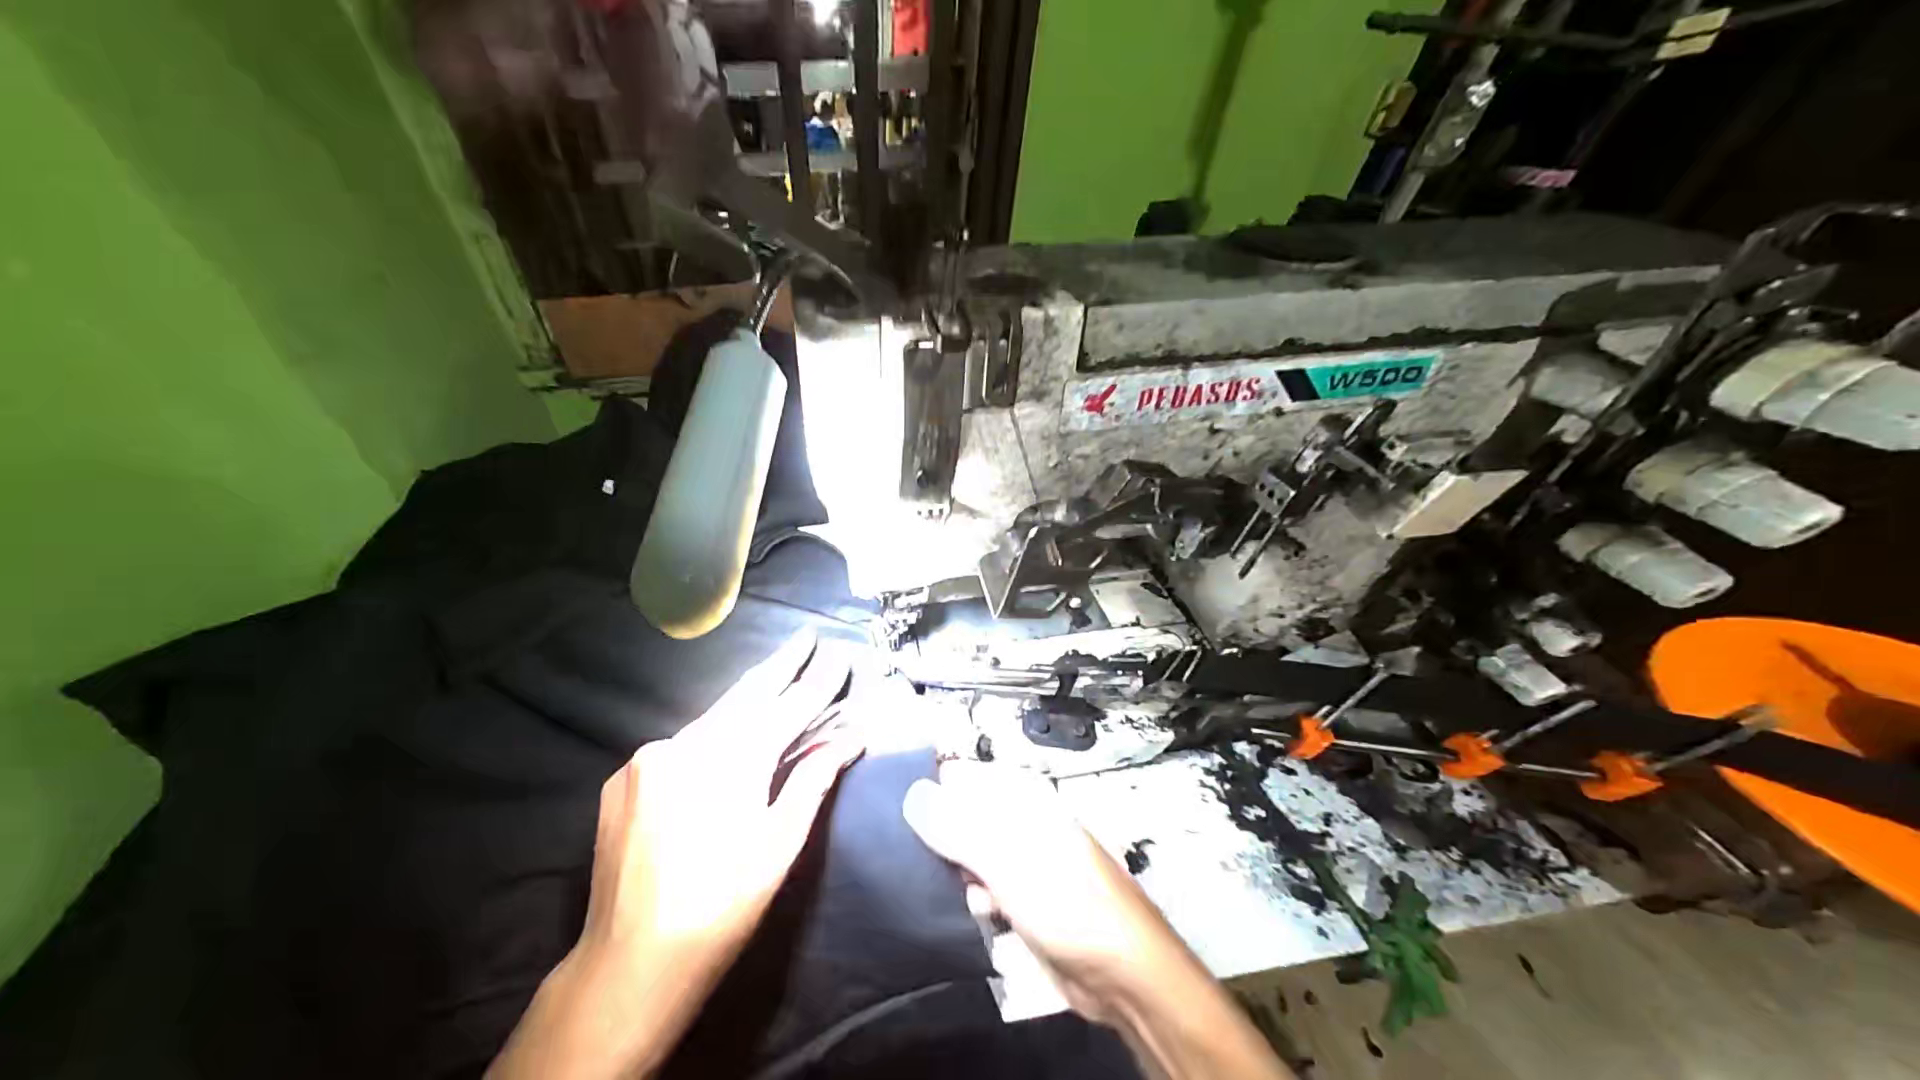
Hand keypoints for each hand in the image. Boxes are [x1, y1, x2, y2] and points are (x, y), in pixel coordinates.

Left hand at [490, 632, 863, 1079]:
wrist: (629, 961)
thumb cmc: (722, 906)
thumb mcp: (780, 844)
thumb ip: (813, 779)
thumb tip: (850, 737)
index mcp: (731, 759)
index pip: (788, 706)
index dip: (818, 679)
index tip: (840, 652)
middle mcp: (686, 743)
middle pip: (746, 694)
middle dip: (781, 664)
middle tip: (806, 636)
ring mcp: (648, 758)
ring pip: (711, 718)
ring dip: (746, 701)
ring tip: (775, 680)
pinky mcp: (624, 777)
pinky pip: (679, 744)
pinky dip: (709, 736)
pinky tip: (723, 745)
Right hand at [901, 760, 1185, 1018]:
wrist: (1121, 973)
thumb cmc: (1066, 904)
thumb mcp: (1006, 860)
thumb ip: (956, 826)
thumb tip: (911, 794)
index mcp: (1022, 797)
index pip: (962, 776)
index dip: (930, 791)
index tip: (897, 813)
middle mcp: (1021, 821)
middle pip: (961, 816)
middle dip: (939, 838)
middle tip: (922, 861)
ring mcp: (1023, 859)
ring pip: (968, 855)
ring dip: (956, 873)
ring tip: (958, 891)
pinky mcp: (1023, 896)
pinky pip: (983, 886)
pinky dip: (975, 897)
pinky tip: (980, 913)